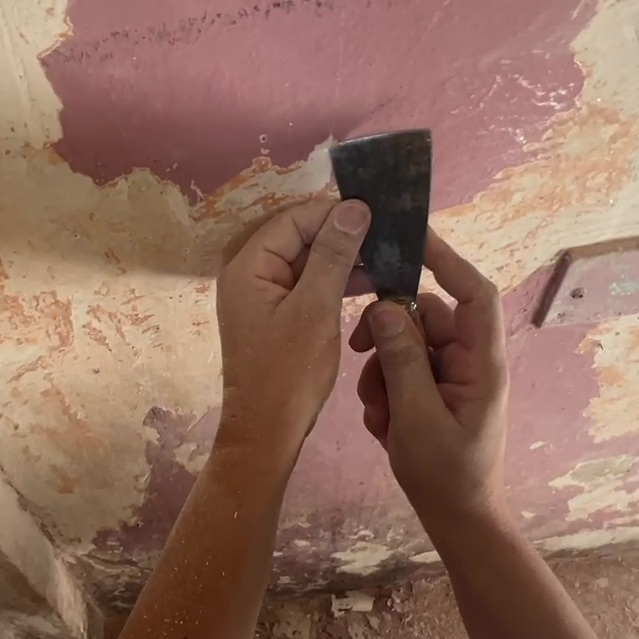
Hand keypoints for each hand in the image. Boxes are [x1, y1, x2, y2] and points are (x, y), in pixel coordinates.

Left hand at [216, 198, 371, 455]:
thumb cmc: (289, 373)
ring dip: (344, 260)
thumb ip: (333, 255)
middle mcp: (251, 275)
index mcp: (249, 267)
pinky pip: (309, 286)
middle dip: (343, 235)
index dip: (334, 214)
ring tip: (388, 259)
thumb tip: (354, 207)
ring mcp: (263, 296)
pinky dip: (336, 282)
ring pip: (308, 262)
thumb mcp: (315, 309)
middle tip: (389, 235)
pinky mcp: (278, 315)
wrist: (268, 431)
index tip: (379, 213)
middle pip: (300, 238)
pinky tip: (371, 283)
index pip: (294, 220)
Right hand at [349, 231, 508, 526]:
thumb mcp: (415, 417)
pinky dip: (382, 391)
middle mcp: (466, 360)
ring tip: (377, 414)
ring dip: (380, 373)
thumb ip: (401, 360)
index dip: (446, 259)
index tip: (409, 238)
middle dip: (386, 335)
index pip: (472, 292)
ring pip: (403, 345)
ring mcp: (447, 376)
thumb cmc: (446, 474)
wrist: (456, 519)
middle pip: (422, 318)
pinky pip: (398, 370)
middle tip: (356, 352)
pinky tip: (381, 423)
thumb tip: (386, 307)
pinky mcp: (429, 391)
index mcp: (481, 362)